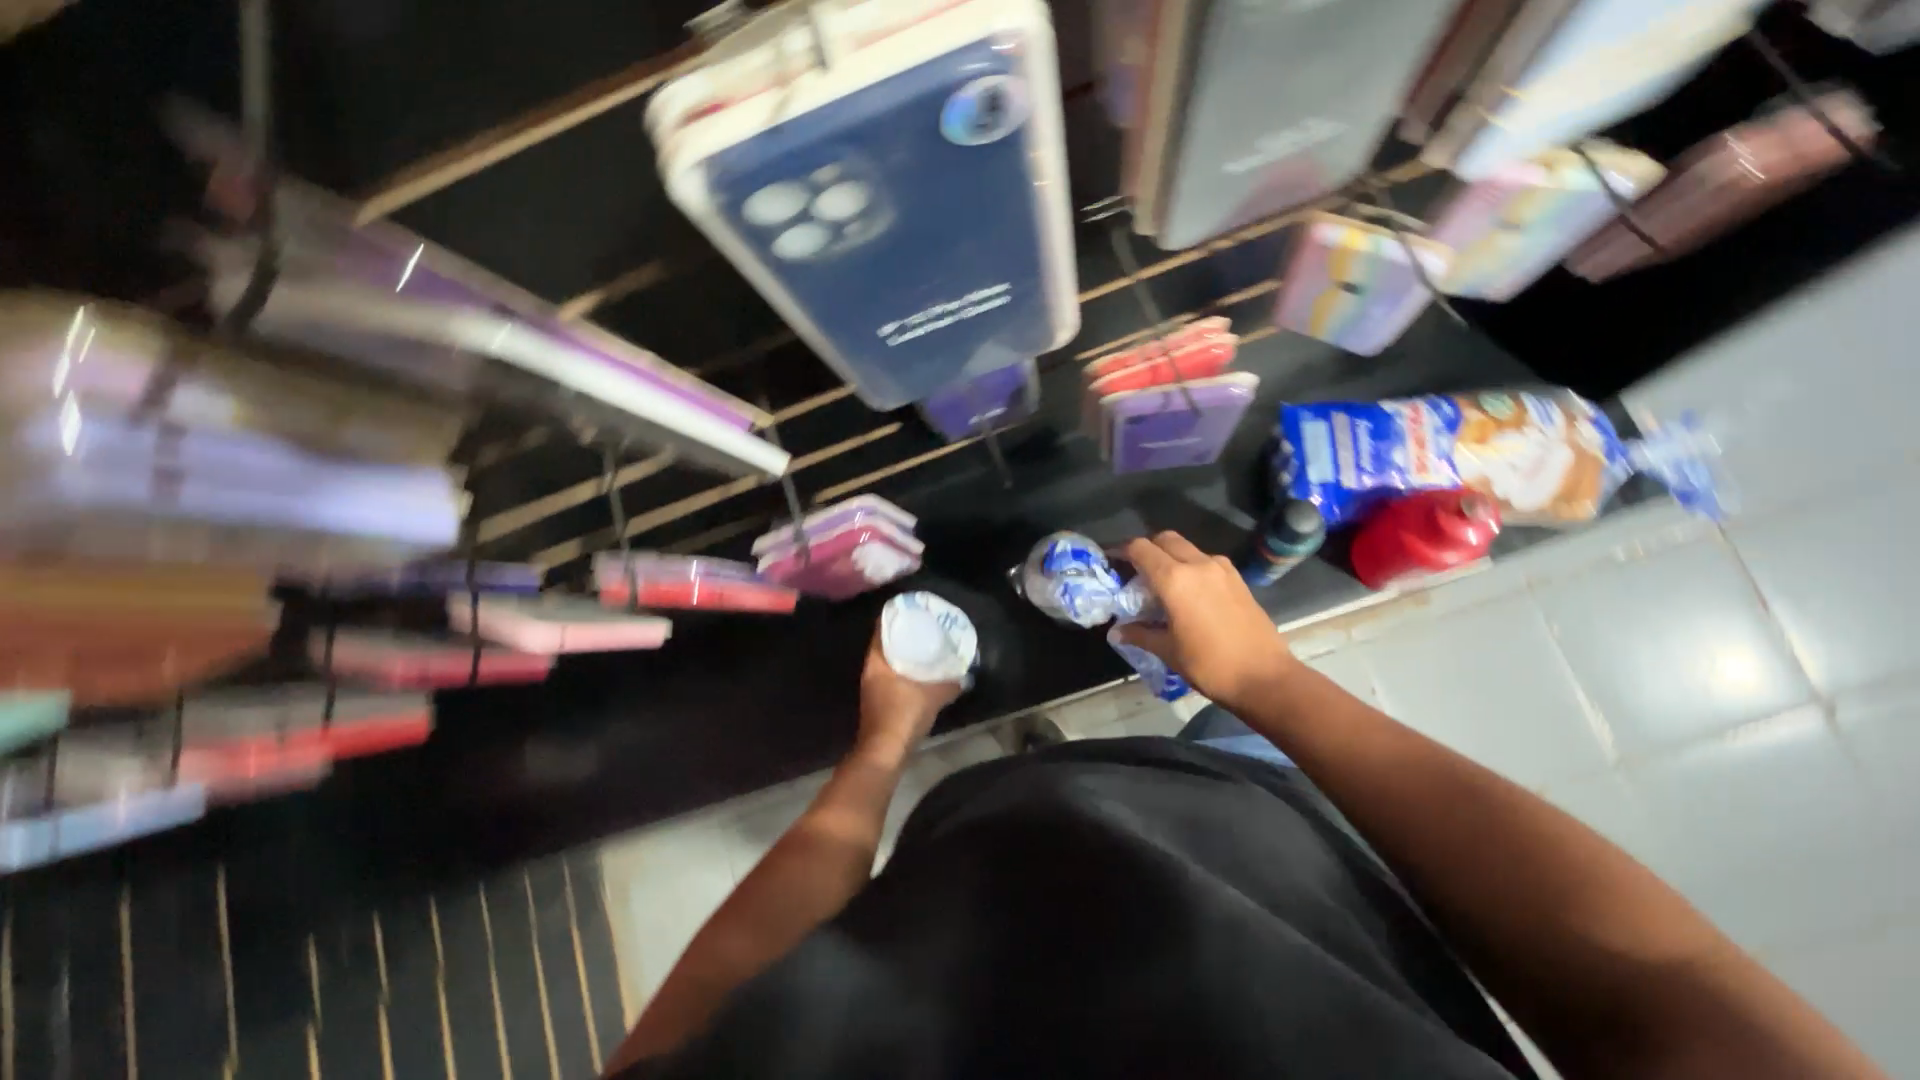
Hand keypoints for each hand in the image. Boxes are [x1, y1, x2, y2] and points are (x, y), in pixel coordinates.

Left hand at [857, 626, 960, 760]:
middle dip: (903, 637)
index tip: (913, 611)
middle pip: (885, 646)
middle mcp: (871, 672)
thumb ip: (949, 684)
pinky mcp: (879, 703)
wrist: (885, 752)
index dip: (895, 618)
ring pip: (888, 663)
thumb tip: (966, 677)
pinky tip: (922, 675)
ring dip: (904, 657)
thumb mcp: (932, 696)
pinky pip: (892, 678)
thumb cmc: (903, 715)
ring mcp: (873, 688)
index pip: (881, 630)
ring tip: (926, 648)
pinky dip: (905, 673)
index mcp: (876, 662)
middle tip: (925, 628)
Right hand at [1113, 531, 1300, 710]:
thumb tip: (1117, 632)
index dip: (1122, 550)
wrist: (1264, 677)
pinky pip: (1207, 562)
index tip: (1111, 560)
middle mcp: (1198, 564)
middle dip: (1147, 548)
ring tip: (1163, 584)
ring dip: (1171, 557)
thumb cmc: (1209, 665)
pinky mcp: (1238, 580)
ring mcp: (1222, 570)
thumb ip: (1140, 634)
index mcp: (1175, 579)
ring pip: (1188, 549)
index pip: (1141, 549)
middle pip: (1165, 539)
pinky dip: (1192, 567)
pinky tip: (1190, 594)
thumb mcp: (1168, 651)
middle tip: (1136, 571)